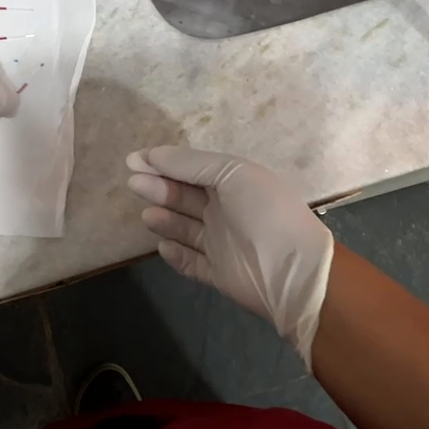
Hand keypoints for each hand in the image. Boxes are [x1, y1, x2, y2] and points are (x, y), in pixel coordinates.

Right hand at [125, 146, 333, 365]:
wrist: (294, 273)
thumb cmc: (264, 213)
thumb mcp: (230, 174)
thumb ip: (190, 164)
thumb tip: (153, 155)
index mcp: (233, 181)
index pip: (191, 167)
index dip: (163, 162)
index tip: (134, 161)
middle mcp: (226, 209)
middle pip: (184, 195)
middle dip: (159, 187)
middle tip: (134, 184)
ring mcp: (222, 242)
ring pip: (184, 227)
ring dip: (164, 219)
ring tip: (147, 215)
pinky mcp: (219, 273)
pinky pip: (191, 262)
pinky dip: (175, 254)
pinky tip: (161, 245)